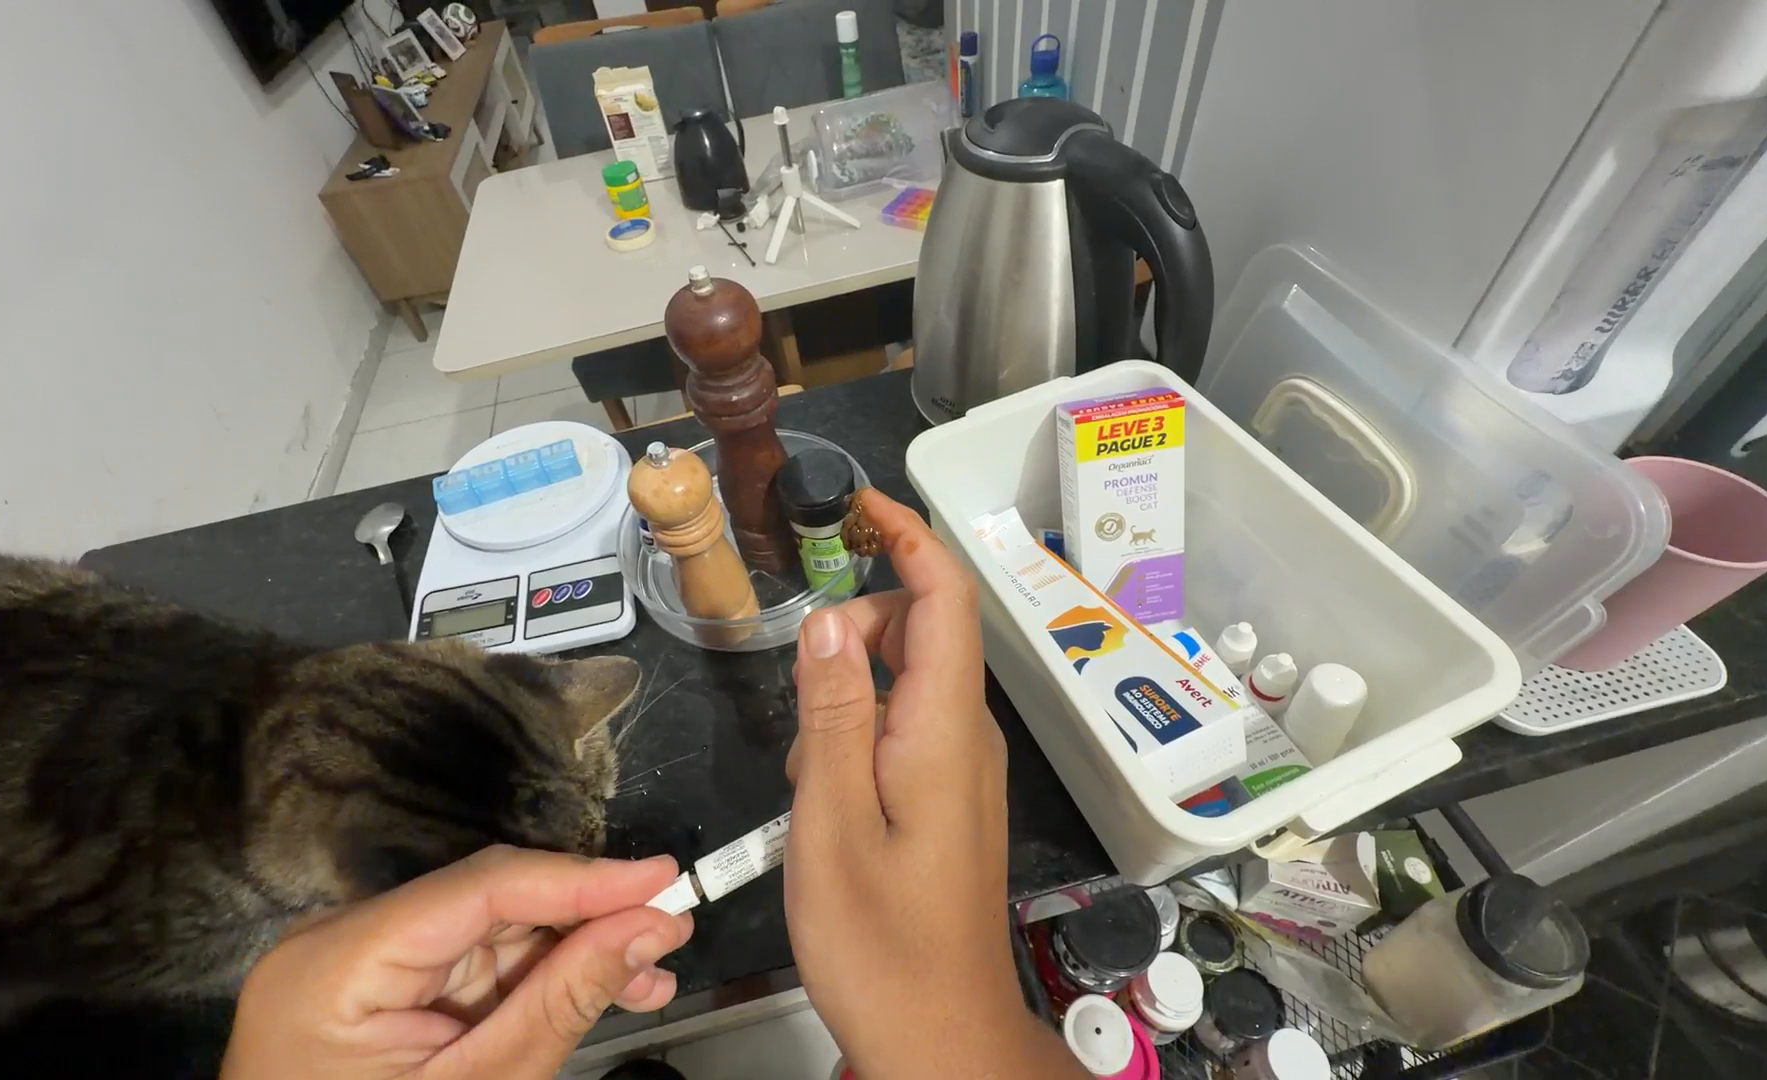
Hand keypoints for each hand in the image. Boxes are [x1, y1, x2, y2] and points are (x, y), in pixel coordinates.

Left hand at [221, 847, 692, 1079]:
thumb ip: (564, 1001)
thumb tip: (654, 925)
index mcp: (339, 962)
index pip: (486, 886)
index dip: (584, 877)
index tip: (665, 876)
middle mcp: (351, 935)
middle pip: (500, 900)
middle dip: (591, 918)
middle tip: (672, 932)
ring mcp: (371, 956)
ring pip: (506, 926)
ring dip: (580, 949)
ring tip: (653, 976)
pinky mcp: (394, 980)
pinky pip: (489, 957)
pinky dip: (546, 973)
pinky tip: (608, 987)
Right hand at [785, 491, 1075, 1077]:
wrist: (938, 1032)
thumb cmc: (879, 939)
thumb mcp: (832, 819)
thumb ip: (832, 711)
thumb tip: (825, 618)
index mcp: (944, 725)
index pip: (945, 597)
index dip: (909, 536)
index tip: (859, 505)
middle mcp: (966, 729)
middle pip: (919, 630)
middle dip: (853, 633)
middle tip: (800, 699)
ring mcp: (962, 759)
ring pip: (905, 677)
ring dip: (847, 692)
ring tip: (809, 771)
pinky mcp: (950, 786)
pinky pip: (904, 721)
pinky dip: (859, 727)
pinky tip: (828, 790)